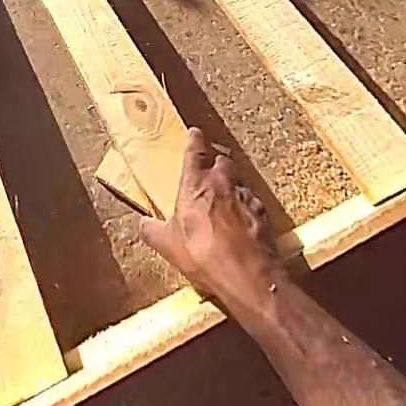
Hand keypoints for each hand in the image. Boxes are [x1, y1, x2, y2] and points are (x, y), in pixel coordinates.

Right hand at [139, 128, 286, 302]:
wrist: (246, 273)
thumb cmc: (202, 252)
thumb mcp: (168, 245)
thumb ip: (152, 231)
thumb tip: (142, 224)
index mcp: (196, 183)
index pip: (195, 151)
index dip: (194, 140)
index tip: (195, 132)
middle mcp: (222, 182)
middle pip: (222, 160)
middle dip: (216, 161)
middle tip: (211, 167)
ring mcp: (245, 196)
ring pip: (239, 181)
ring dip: (232, 186)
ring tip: (226, 199)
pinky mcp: (263, 213)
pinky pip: (253, 203)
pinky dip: (246, 208)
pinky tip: (242, 222)